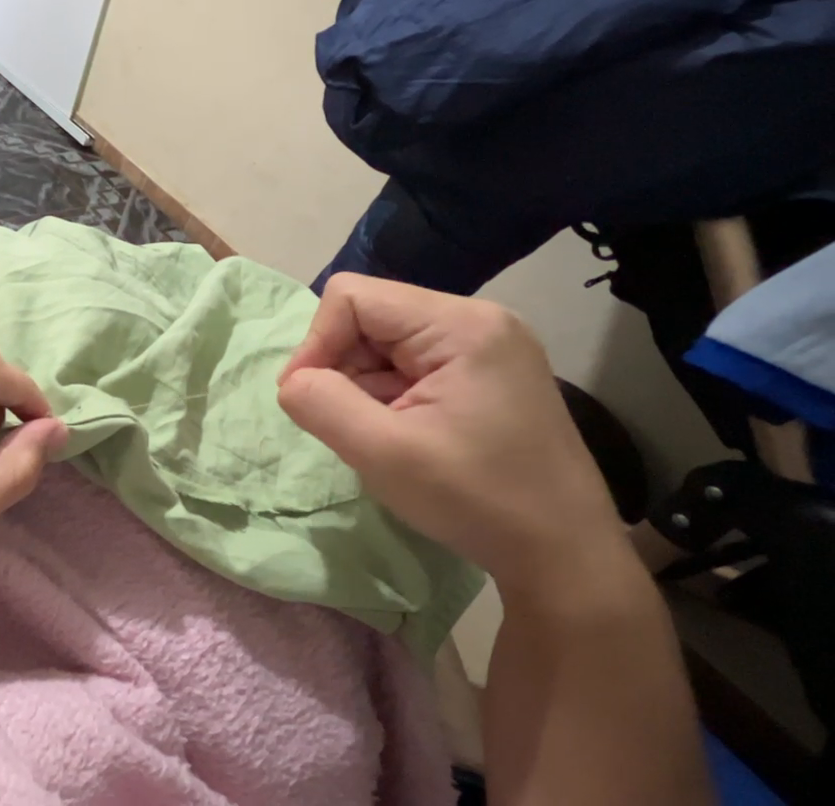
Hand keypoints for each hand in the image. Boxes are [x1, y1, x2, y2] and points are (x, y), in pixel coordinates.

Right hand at [275, 273, 625, 597]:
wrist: (564, 559)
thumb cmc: (476, 500)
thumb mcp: (381, 453)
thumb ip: (320, 402)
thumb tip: (291, 382)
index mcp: (461, 325)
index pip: (351, 298)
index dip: (316, 342)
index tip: (310, 398)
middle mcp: (477, 321)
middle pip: (367, 315)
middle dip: (341, 366)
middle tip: (349, 423)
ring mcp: (486, 347)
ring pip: (382, 341)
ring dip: (361, 384)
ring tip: (380, 434)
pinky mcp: (485, 374)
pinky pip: (406, 362)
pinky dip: (385, 394)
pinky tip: (402, 434)